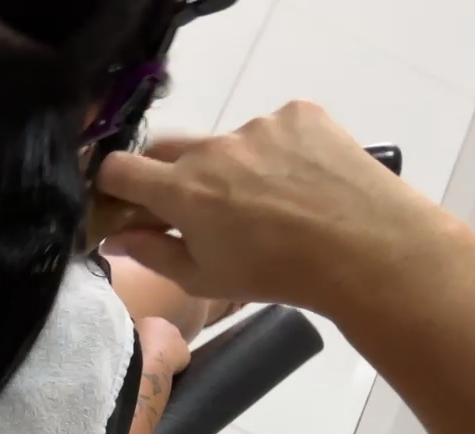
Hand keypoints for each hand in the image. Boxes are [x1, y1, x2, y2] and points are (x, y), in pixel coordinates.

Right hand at [96, 101, 467, 319]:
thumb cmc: (271, 273)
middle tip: (189, 209)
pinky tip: (289, 182)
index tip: (118, 202)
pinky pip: (266, 131)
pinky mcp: (299, 114)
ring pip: (220, 144)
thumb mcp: (198, 277)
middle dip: (165, 177)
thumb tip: (114, 237)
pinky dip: (266, 154)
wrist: (365, 247)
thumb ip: (149, 251)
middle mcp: (212, 148)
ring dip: (223, 168)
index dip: (109, 184)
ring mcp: (258, 126)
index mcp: (181, 191)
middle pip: (165, 150)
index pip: (118, 168)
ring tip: (258, 201)